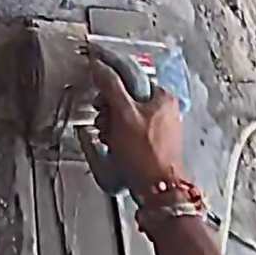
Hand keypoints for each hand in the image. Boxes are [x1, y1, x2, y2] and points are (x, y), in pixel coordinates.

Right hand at [91, 58, 185, 191]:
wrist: (158, 192)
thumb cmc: (144, 153)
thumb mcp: (124, 113)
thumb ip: (111, 85)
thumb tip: (99, 64)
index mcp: (161, 96)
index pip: (129, 73)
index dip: (108, 72)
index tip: (93, 62)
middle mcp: (162, 108)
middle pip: (124, 94)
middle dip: (108, 106)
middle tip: (103, 116)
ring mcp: (157, 126)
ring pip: (123, 112)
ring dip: (110, 121)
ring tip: (108, 135)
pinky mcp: (150, 142)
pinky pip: (127, 128)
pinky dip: (116, 133)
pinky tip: (112, 143)